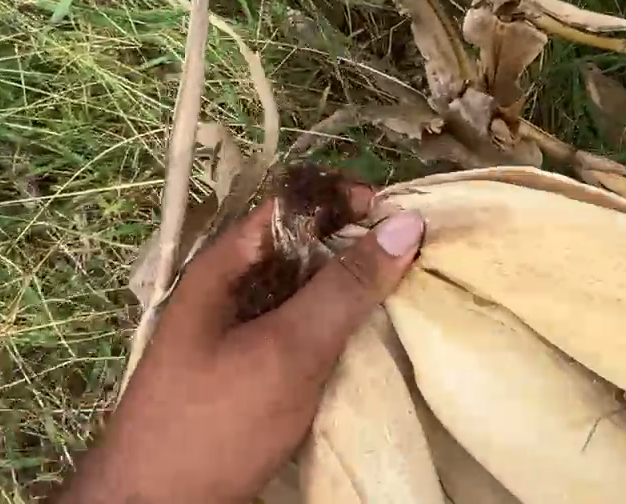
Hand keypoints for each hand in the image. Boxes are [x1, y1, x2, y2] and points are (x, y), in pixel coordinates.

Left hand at [60, 185, 425, 503]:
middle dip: (361, 242)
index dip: (346, 198)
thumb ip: (347, 285)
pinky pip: (308, 321)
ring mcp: (243, 328)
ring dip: (356, 282)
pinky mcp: (256, 364)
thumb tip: (408, 222)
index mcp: (227, 266)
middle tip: (412, 257)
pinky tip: (374, 331)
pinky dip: (343, 318)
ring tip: (403, 291)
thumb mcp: (289, 349)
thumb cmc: (213, 426)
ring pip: (312, 283)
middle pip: (308, 240)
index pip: (294, 202)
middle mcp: (235, 287)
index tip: (396, 216)